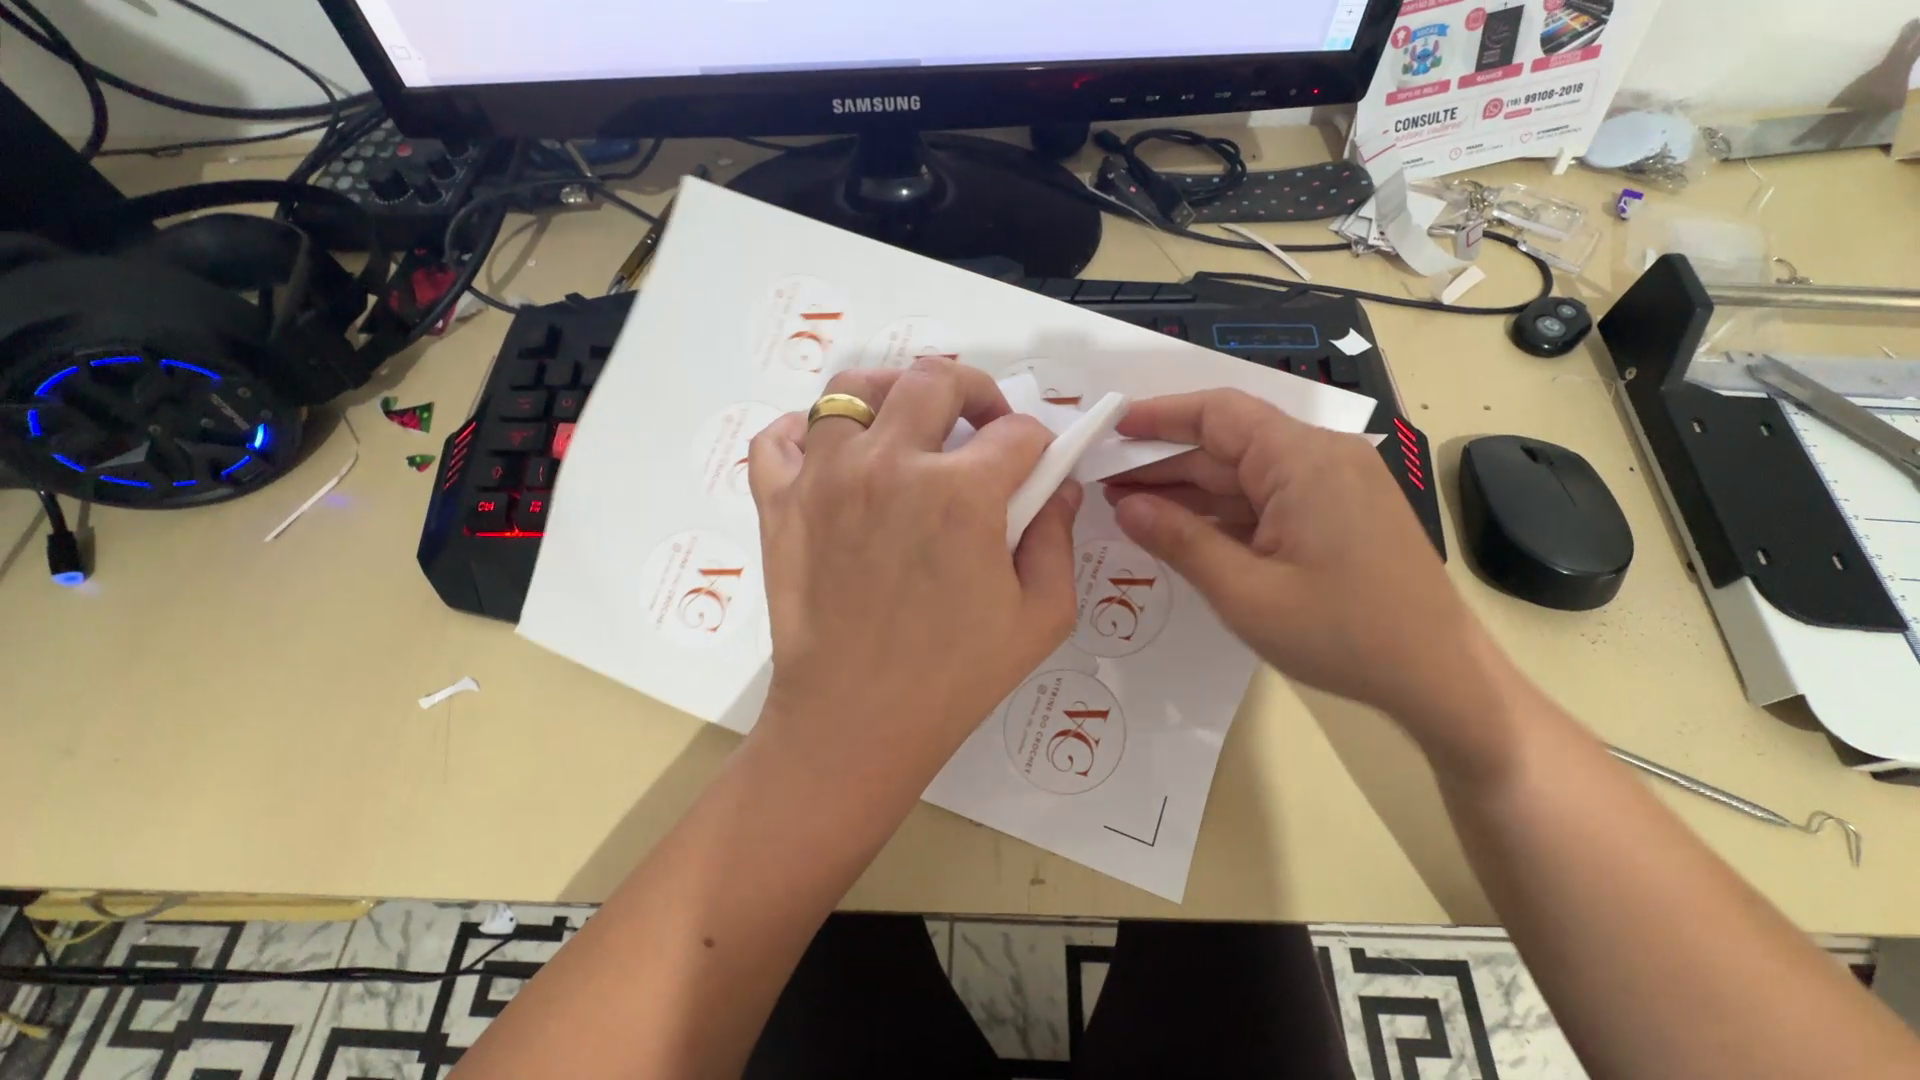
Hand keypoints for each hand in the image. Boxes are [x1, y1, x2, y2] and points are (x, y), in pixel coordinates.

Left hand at [748, 358, 1082, 777]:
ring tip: (906, 426)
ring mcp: (825, 477)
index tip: (1034, 466)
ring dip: (890, 394)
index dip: (1038, 444)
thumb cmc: (954, 678)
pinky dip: (803, 432)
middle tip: (980, 425)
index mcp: (961, 493)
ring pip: (852, 388)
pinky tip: (832, 454)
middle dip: (974, 391)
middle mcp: (890, 464)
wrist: (853, 722)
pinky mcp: (778, 501)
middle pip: (934, 378)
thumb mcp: (1040, 616)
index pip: (1017, 432)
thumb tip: (1058, 488)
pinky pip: (777, 436)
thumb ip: (1057, 539)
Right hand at [1104, 390, 1497, 732]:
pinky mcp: (1341, 515)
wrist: (1440, 677)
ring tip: (1131, 509)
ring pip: (1247, 474)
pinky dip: (1225, 513)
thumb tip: (1125, 506)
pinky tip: (1184, 531)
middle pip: (1229, 444)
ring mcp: (1336, 486)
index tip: (1110, 428)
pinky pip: (1270, 499)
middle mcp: (1322, 458)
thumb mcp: (1245, 593)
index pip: (1218, 413)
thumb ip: (1180, 541)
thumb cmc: (1342, 634)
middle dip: (1165, 463)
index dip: (1159, 416)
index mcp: (1303, 460)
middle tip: (1104, 485)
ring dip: (1191, 491)